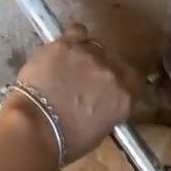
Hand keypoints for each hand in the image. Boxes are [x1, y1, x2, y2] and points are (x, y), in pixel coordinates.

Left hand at [8, 23, 141, 160]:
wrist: (35, 126)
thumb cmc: (67, 140)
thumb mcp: (99, 130)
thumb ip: (108, 108)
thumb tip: (104, 99)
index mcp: (123, 97)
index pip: (134, 79)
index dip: (123, 81)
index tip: (111, 87)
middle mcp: (111, 72)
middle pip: (112, 62)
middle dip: (101, 71)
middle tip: (84, 82)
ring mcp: (89, 54)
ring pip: (94, 46)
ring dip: (85, 56)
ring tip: (69, 67)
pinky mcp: (66, 43)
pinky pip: (78, 30)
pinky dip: (74, 38)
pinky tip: (65, 48)